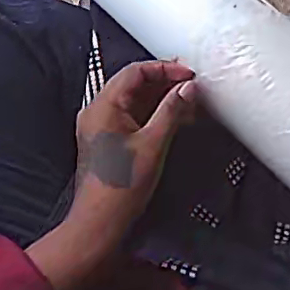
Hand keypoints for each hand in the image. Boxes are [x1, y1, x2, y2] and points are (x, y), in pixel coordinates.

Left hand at [70, 60, 197, 229]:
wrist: (99, 221)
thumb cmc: (120, 187)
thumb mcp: (153, 144)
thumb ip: (172, 111)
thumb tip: (187, 88)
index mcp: (103, 106)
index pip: (135, 72)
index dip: (164, 68)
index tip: (187, 74)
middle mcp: (98, 111)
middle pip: (133, 84)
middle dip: (164, 82)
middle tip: (191, 86)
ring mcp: (101, 125)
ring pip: (134, 100)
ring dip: (160, 98)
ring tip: (188, 102)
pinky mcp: (107, 139)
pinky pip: (131, 116)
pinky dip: (152, 114)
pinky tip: (173, 118)